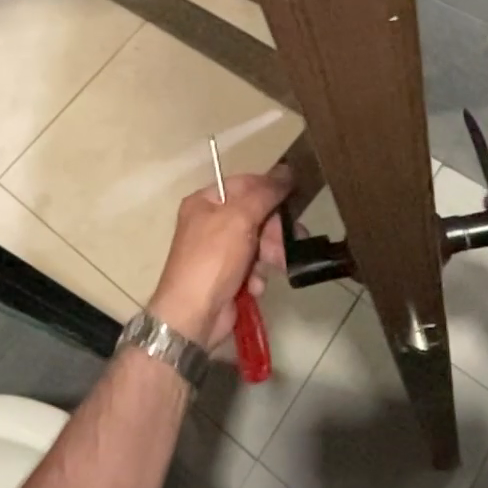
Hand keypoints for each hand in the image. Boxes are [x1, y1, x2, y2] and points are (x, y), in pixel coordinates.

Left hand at [148, 164, 293, 346]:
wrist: (193, 316)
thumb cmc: (213, 259)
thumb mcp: (240, 219)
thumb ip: (265, 193)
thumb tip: (286, 170)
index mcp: (205, 202)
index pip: (244, 183)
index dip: (269, 189)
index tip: (294, 195)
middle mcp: (211, 222)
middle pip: (255, 214)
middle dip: (273, 231)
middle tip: (288, 241)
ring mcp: (219, 251)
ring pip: (259, 242)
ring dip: (268, 255)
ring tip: (273, 267)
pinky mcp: (228, 275)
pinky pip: (253, 266)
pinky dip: (257, 275)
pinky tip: (253, 286)